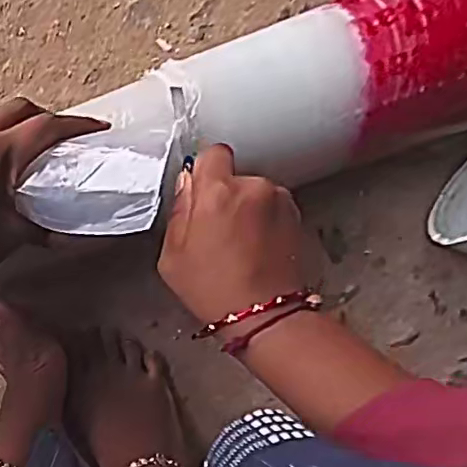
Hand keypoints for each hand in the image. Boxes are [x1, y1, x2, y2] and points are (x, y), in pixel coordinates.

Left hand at [0, 97, 108, 271]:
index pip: (45, 128)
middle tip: (62, 136)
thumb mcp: (17, 233)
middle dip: (45, 118)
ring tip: (27, 133)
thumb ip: (46, 226)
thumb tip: (71, 235)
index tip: (95, 129)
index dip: (74, 126)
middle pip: (19, 111)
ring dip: (14, 118)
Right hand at [156, 144, 307, 325]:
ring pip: (252, 193)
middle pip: (232, 177)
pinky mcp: (295, 213)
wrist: (262, 312)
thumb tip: (186, 187)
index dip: (202, 171)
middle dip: (221, 198)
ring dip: (242, 211)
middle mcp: (253, 186)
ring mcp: (279, 199)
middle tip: (210, 234)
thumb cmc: (213, 288)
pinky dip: (260, 223)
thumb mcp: (171, 256)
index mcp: (217, 193)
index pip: (212, 154)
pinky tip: (250, 250)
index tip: (196, 193)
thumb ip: (178, 213)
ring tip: (232, 247)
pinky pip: (269, 208)